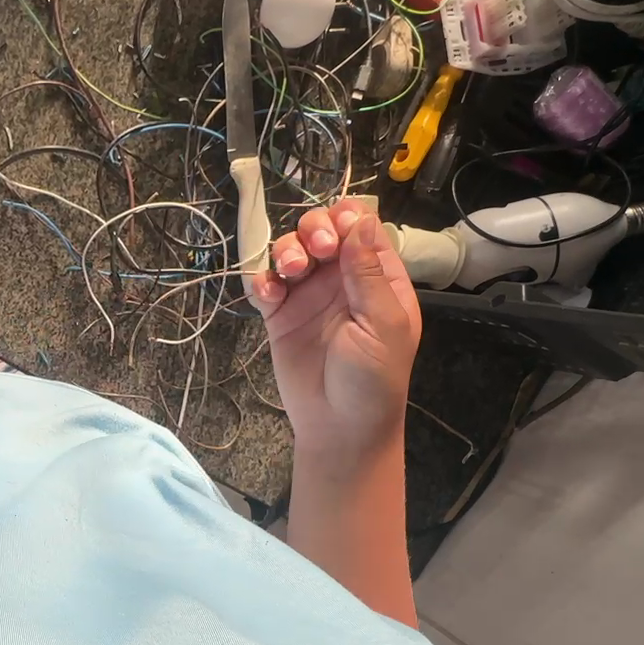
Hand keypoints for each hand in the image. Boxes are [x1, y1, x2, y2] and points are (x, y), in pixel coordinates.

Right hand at [247, 199, 420, 462]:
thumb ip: (368, 274)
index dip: (346, 219)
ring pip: (289, 251)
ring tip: (288, 272)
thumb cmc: (374, 378)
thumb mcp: (383, 324)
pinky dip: (261, 281)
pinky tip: (267, 295)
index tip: (336, 231)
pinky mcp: (277, 316)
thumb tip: (361, 221)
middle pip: (320, 231)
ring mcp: (306, 296)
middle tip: (315, 252)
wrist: (338, 425)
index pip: (361, 228)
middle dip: (312, 230)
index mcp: (376, 277)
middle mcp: (339, 279)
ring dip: (285, 251)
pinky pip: (264, 284)